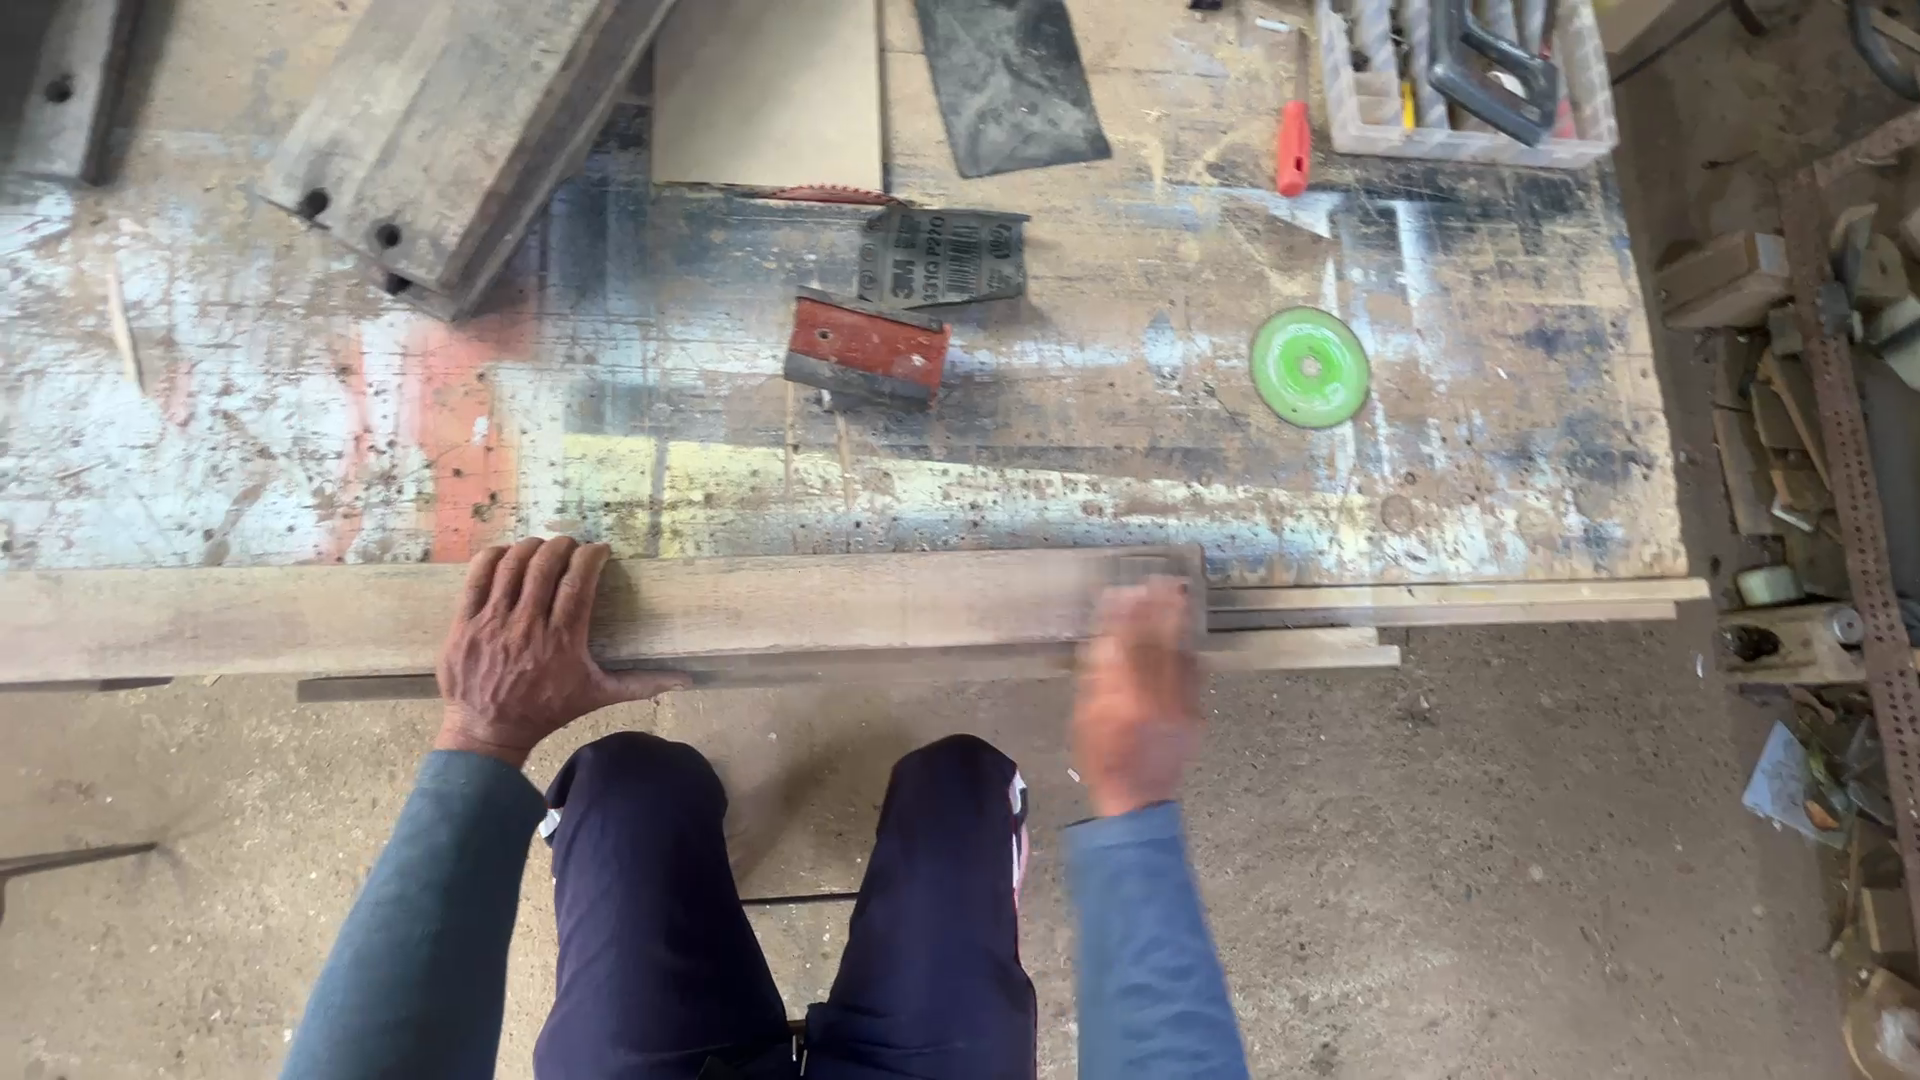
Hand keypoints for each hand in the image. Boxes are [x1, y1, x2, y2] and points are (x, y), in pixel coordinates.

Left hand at [435, 537, 690, 767]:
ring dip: (530, 548)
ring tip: (543, 546)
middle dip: (562, 546)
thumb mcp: (599, 695)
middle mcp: (527, 627)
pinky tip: (507, 554)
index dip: (590, 557)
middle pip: (545, 567)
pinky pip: (475, 579)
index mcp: (562, 640)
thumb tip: (687, 679)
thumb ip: (643, 684)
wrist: (488, 731)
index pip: (578, 583)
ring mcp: (491, 624)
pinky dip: (493, 558)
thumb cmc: (549, 710)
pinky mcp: (463, 625)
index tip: (599, 549)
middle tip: (571, 545)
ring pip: (511, 567)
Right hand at [1071, 576, 1202, 817]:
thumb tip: (1105, 640)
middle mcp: (1160, 698)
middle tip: (1163, 579)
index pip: (1128, 645)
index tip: (1125, 590)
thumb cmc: (1101, 759)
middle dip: (1162, 608)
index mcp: (1127, 699)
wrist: (1138, 800)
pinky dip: (1189, 648)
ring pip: (1183, 654)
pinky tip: (1185, 633)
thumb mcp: (1084, 718)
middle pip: (1162, 642)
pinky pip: (1195, 673)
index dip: (1127, 614)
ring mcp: (1183, 706)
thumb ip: (1097, 678)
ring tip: (1177, 595)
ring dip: (1179, 622)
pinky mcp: (1196, 714)